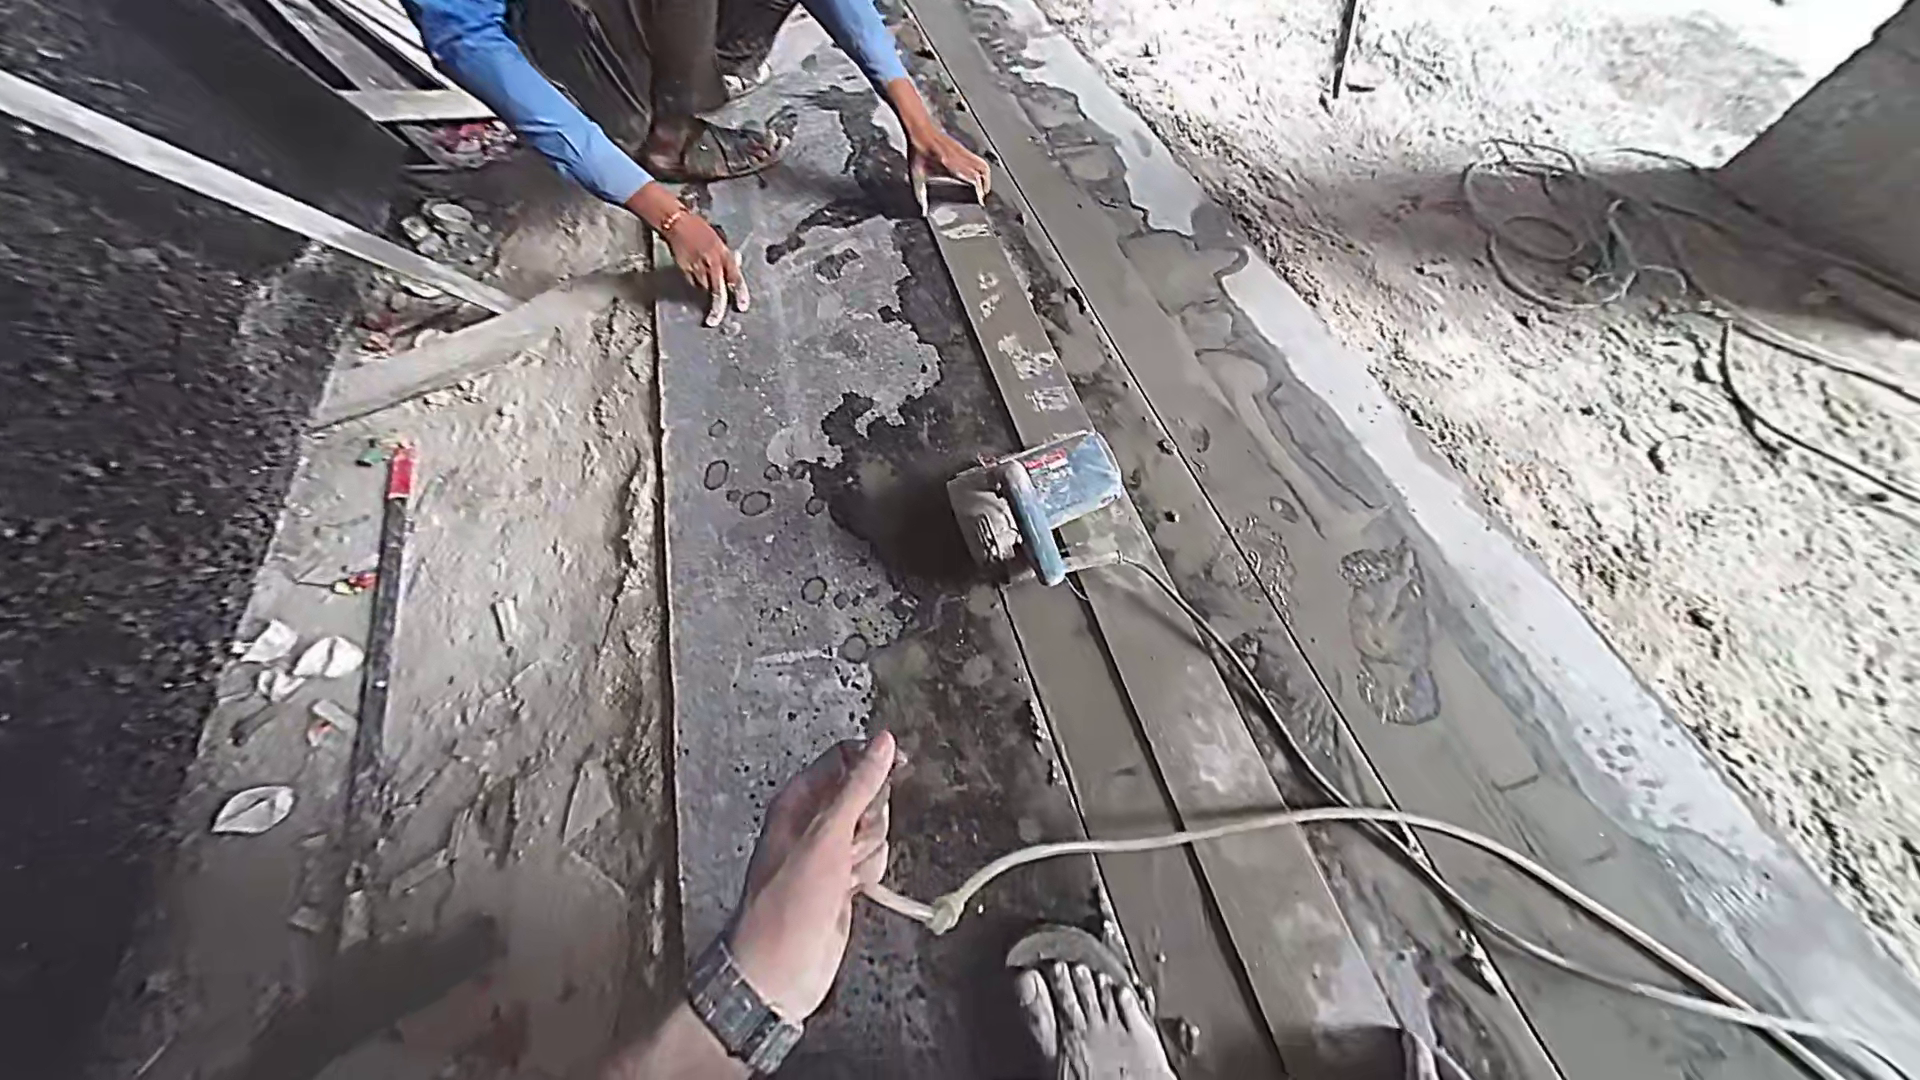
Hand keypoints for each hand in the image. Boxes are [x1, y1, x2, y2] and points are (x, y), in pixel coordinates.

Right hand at [665, 211, 748, 327]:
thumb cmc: (699, 230)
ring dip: (706, 293)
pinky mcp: (685, 269)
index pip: (736, 279)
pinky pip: (693, 283)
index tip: (742, 308)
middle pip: (718, 292)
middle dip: (717, 309)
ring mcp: (698, 268)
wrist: (676, 223)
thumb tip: (738, 263)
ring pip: (705, 289)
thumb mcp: (719, 241)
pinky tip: (694, 274)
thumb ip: (728, 257)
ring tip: (703, 288)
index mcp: (724, 256)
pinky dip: (695, 283)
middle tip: (714, 321)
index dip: (740, 295)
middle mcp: (713, 264)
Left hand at [727, 732, 898, 1020]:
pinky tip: (852, 888)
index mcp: (800, 797)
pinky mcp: (843, 875)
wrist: (780, 972)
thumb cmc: (787, 903)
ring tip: (846, 871)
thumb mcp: (828, 835)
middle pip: (866, 792)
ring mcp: (829, 848)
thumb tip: (883, 743)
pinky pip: (873, 857)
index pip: (845, 757)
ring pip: (874, 826)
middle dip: (870, 816)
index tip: (898, 767)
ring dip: (869, 849)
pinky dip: (869, 871)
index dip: (873, 760)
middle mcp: (814, 818)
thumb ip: (859, 785)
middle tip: (852, 839)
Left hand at [909, 128, 991, 215]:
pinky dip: (981, 169)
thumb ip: (920, 193)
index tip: (980, 200)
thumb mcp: (917, 174)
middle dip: (985, 186)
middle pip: (983, 171)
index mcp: (951, 164)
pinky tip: (976, 176)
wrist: (920, 129)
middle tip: (983, 197)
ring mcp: (962, 151)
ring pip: (982, 164)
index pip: (974, 177)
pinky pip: (977, 159)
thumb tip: (922, 210)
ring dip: (986, 177)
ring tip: (983, 188)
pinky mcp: (961, 148)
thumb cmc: (918, 150)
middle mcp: (959, 157)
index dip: (980, 189)